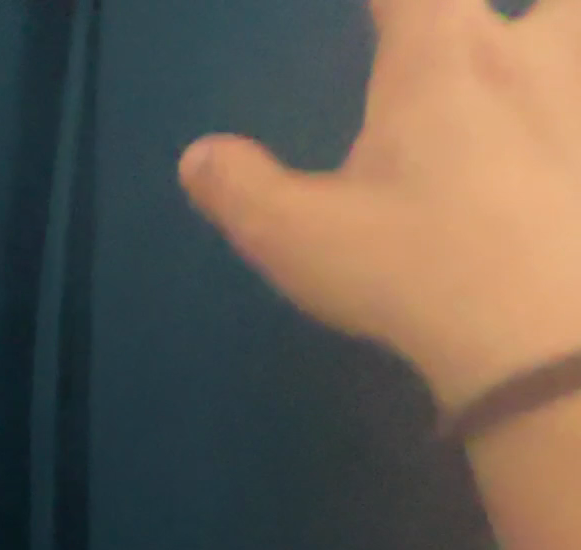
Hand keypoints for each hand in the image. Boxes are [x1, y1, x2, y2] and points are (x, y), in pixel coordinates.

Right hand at [179, 0, 580, 407]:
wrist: (540, 327)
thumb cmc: (403, 264)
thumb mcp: (286, 234)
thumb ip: (237, 186)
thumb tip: (197, 153)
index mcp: (439, 68)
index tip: (365, 10)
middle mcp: (533, 59)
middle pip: (535, 3)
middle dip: (479, 18)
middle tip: (459, 40)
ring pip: (571, 40)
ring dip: (542, 45)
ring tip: (516, 77)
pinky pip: (578, 110)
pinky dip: (557, 119)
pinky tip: (541, 148)